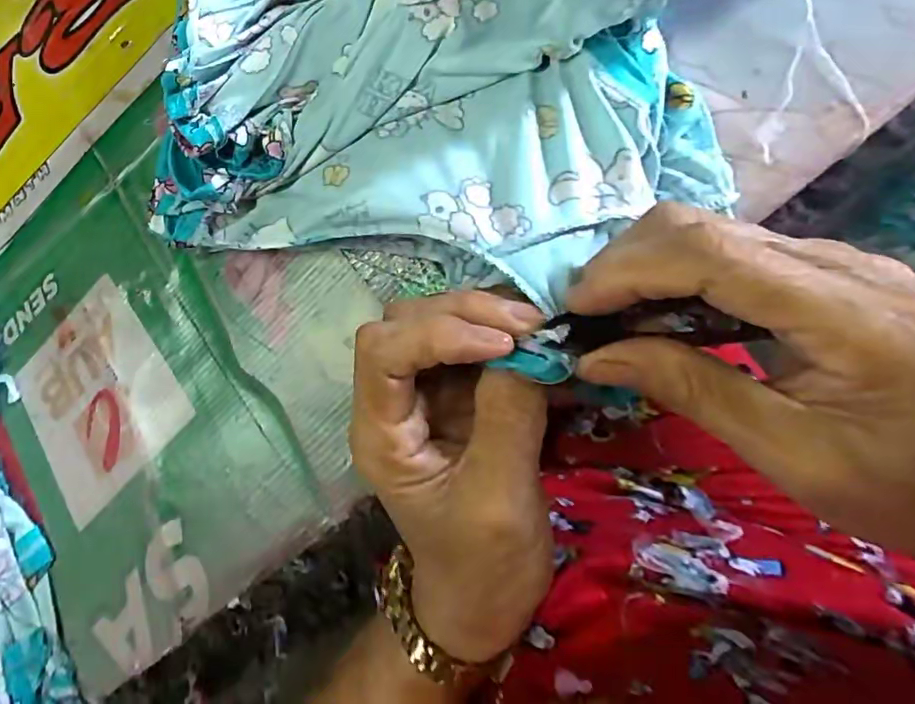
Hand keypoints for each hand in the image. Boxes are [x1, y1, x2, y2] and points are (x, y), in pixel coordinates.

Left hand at [349, 292, 550, 662]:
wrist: (480, 601)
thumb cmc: (481, 565)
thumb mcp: (499, 500)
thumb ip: (506, 419)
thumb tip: (525, 351)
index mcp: (377, 430)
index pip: (380, 351)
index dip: (435, 333)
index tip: (502, 343)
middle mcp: (387, 400)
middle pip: (402, 326)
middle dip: (461, 314)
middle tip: (530, 323)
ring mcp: (416, 395)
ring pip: (431, 326)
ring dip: (480, 316)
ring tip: (537, 326)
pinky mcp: (448, 397)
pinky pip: (464, 349)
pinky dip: (497, 336)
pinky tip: (535, 341)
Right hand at [567, 203, 914, 585]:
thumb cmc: (911, 493)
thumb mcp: (794, 457)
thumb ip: (689, 389)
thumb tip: (591, 355)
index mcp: (853, 316)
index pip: (710, 254)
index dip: (627, 270)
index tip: (574, 308)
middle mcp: (846, 266)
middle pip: (700, 225)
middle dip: (624, 261)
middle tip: (586, 314)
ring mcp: (841, 261)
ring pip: (708, 227)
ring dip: (644, 262)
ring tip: (614, 312)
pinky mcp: (830, 268)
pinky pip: (730, 247)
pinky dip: (675, 269)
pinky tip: (663, 309)